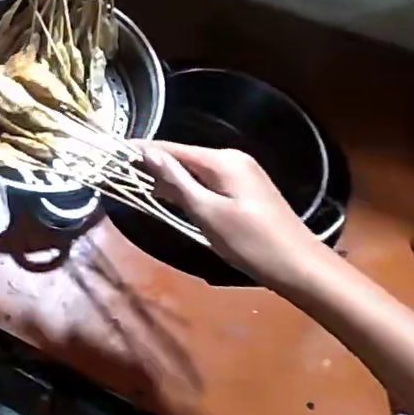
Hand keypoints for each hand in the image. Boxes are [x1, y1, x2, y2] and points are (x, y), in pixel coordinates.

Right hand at [138, 141, 333, 287]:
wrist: (299, 266)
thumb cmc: (250, 242)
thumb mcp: (207, 212)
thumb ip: (176, 182)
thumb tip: (148, 153)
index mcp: (222, 161)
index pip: (172, 148)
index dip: (142, 150)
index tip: (113, 152)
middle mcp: (232, 159)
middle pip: (183, 157)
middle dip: (153, 165)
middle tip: (120, 174)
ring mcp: (242, 173)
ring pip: (195, 171)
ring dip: (169, 178)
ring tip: (137, 185)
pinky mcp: (245, 189)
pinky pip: (207, 181)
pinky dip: (187, 188)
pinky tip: (171, 198)